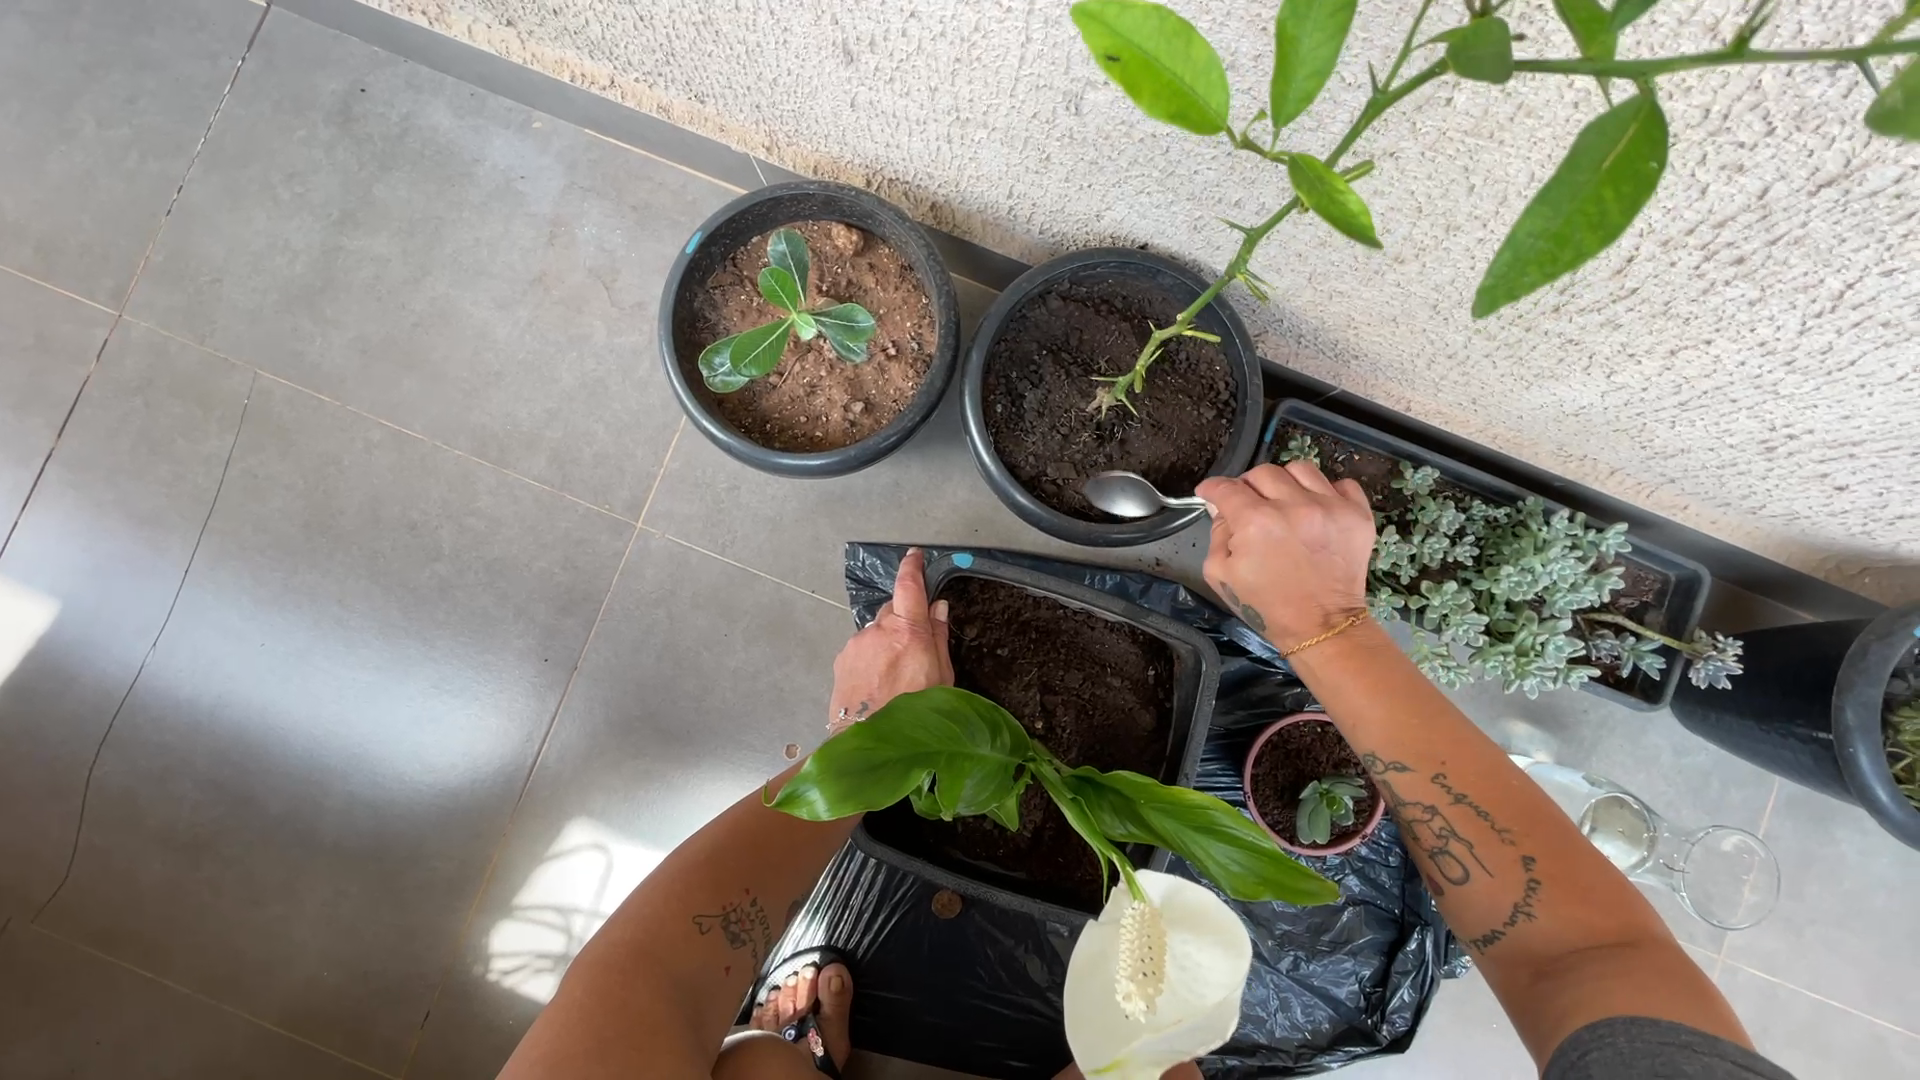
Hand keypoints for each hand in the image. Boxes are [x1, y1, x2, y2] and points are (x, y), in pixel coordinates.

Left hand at [827, 548, 952, 733]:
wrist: (869, 742)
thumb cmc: (915, 714)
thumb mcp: (942, 676)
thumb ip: (938, 637)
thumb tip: (938, 607)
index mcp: (909, 631)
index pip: (909, 586)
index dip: (912, 567)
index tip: (913, 556)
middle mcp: (879, 630)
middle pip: (893, 612)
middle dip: (902, 623)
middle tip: (914, 651)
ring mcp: (857, 644)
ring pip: (875, 633)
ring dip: (884, 645)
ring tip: (894, 678)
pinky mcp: (842, 659)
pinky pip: (860, 649)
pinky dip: (869, 659)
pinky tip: (876, 684)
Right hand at [1196, 462, 1375, 647]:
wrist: (1321, 627)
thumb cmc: (1265, 606)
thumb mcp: (1219, 574)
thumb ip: (1216, 533)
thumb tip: (1223, 509)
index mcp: (1255, 522)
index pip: (1226, 488)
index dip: (1212, 488)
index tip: (1209, 493)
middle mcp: (1294, 506)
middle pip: (1262, 473)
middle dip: (1248, 486)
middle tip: (1247, 504)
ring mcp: (1330, 508)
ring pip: (1300, 469)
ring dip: (1285, 483)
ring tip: (1283, 502)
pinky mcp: (1358, 516)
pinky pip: (1342, 484)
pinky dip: (1325, 491)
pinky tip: (1315, 509)